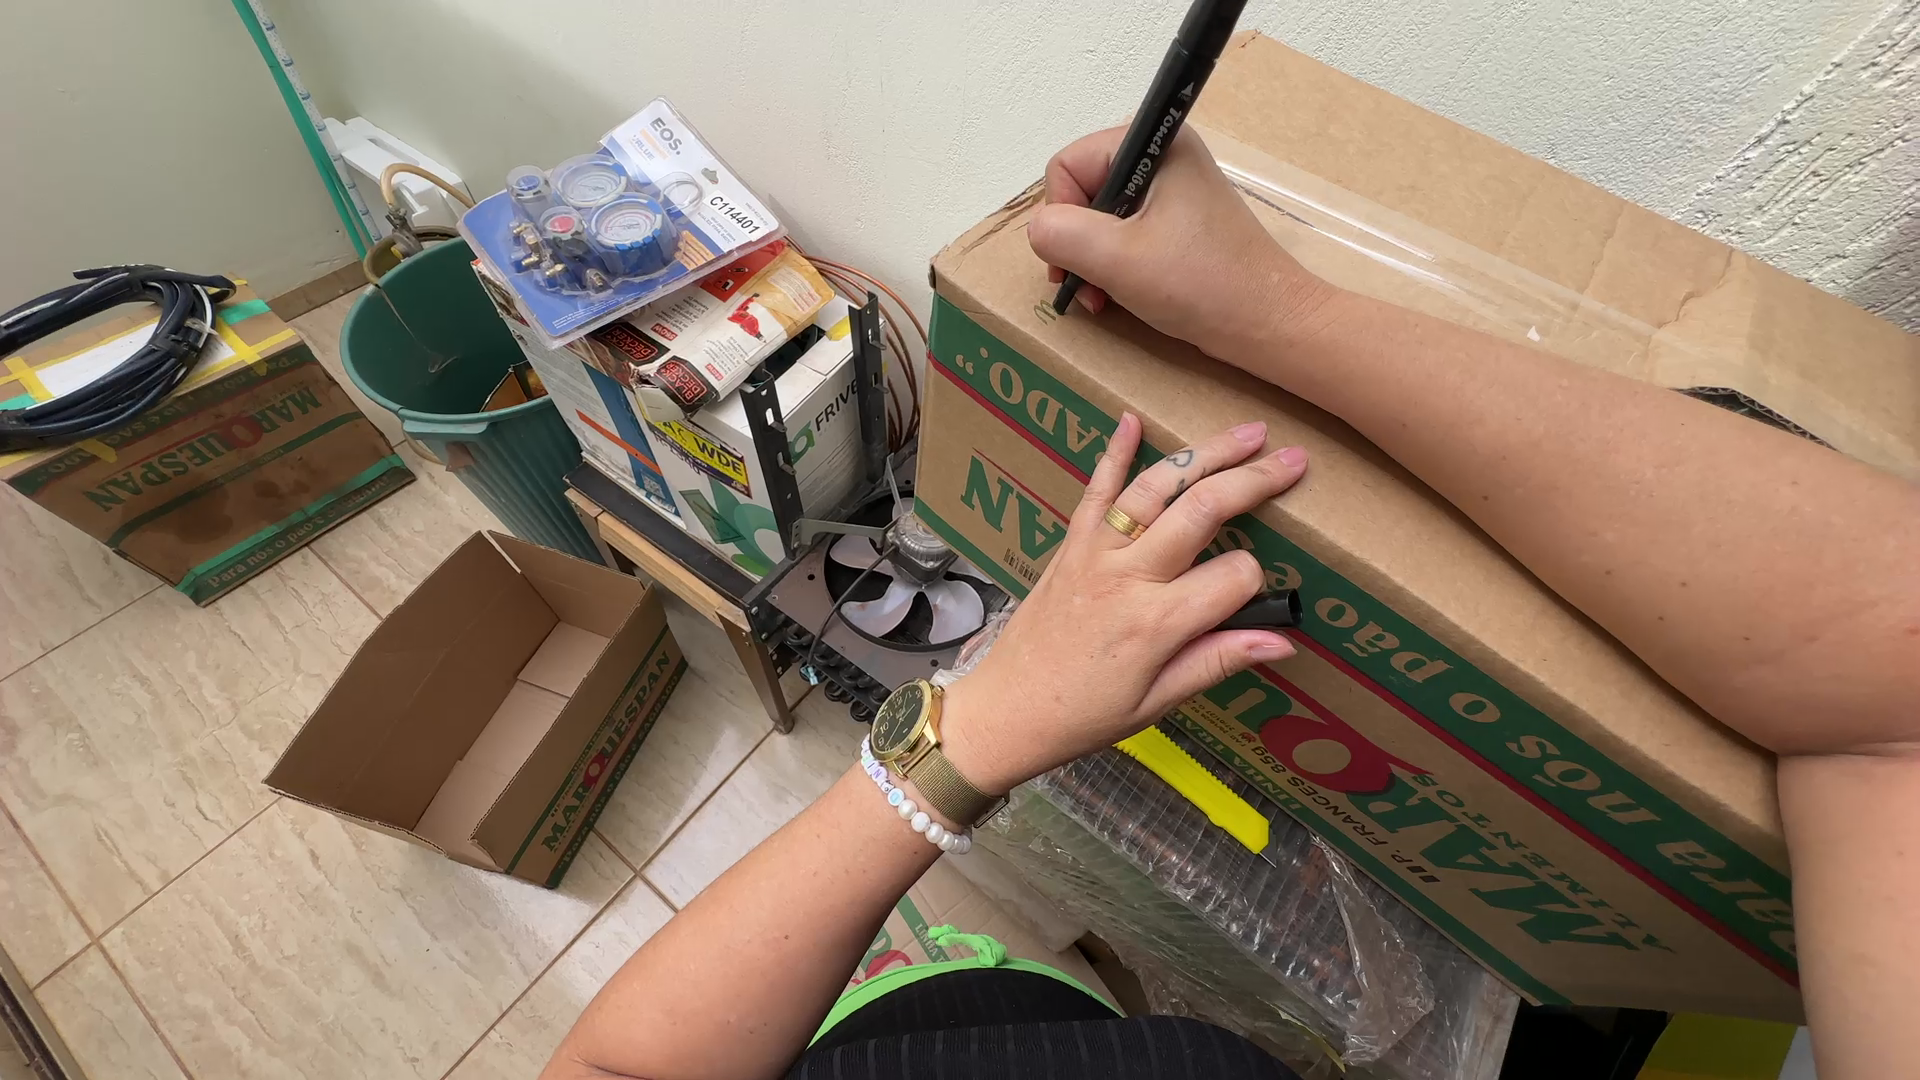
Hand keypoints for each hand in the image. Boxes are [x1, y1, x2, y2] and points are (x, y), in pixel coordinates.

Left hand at [939, 415, 1307, 793]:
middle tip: (1295, 458)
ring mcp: (1095, 552)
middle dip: (1254, 480)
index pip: (1236, 575)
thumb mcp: (1157, 702)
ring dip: (1203, 454)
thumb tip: (1283, 640)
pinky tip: (1130, 419)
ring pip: (1155, 488)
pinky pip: (1094, 491)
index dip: (1257, 578)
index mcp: (1157, 622)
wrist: (1007, 708)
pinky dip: (1113, 453)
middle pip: (1203, 510)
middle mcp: (1128, 575)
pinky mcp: (1070, 545)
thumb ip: (1217, 661)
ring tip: (1246, 432)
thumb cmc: (1083, 715)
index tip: (1255, 591)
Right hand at [1029, 125, 1336, 364]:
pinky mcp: (1174, 226)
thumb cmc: (1198, 285)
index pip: (1068, 164)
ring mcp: (1168, 193)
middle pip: (1081, 192)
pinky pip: (1120, 238)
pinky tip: (1115, 298)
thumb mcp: (1118, 259)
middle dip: (1073, 245)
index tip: (1069, 262)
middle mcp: (1160, 158)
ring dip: (1088, 264)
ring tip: (1099, 300)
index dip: (1058, 216)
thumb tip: (1037, 230)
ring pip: (1097, 220)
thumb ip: (1063, 236)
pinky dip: (1109, 269)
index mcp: (1154, 145)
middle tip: (1083, 289)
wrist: (1264, 323)